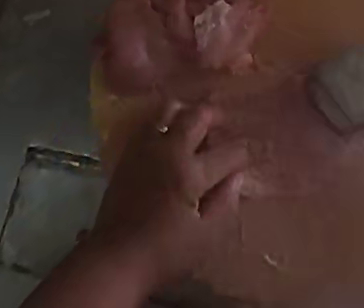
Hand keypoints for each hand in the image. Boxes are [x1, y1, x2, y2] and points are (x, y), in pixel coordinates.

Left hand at [86, 101, 251, 289]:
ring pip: (170, 108)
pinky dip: (165, 119)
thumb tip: (236, 175)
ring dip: (187, 111)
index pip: (227, 152)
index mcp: (191, 173)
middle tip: (224, 124)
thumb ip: (224, 202)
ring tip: (196, 125)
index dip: (242, 152)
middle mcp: (169, 149)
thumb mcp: (205, 238)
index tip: (246, 155)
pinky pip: (150, 120)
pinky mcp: (130, 148)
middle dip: (215, 116)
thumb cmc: (165, 252)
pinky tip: (169, 134)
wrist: (117, 255)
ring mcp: (146, 145)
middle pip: (196, 115)